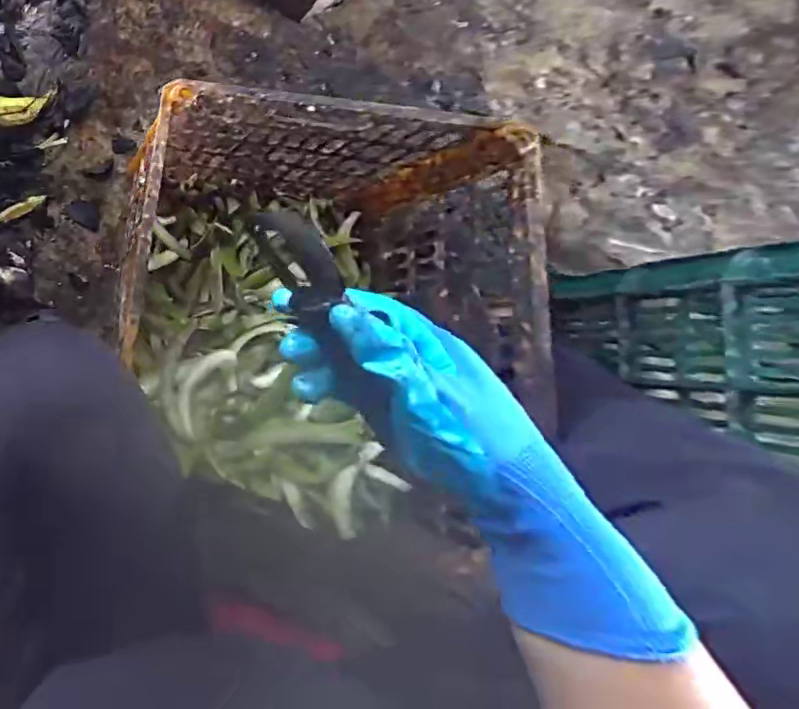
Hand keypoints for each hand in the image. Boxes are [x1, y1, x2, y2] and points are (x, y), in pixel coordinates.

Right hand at [276, 288, 697, 662]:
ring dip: (318, 363)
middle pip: (352, 334)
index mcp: (426, 342)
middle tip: (288, 344)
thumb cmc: (478, 438)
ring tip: (296, 377)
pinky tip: (308, 394)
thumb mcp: (432, 393)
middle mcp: (407, 356)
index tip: (290, 300)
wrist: (510, 498)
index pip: (370, 311)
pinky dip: (326, 387)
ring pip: (346, 361)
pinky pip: (349, 388)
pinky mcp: (386, 409)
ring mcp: (396, 383)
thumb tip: (342, 311)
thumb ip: (387, 353)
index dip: (330, 302)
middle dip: (317, 335)